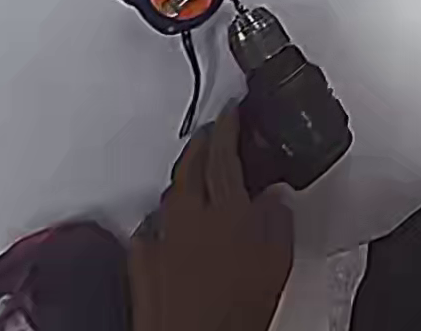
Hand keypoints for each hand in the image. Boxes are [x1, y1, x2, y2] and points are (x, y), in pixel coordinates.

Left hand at [129, 106, 292, 330]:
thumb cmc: (237, 313)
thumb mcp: (278, 260)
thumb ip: (278, 218)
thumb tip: (275, 198)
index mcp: (226, 210)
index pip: (224, 153)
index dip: (227, 126)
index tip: (231, 111)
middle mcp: (191, 219)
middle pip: (192, 165)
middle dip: (203, 141)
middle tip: (213, 130)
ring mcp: (163, 242)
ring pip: (170, 192)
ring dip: (183, 174)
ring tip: (194, 168)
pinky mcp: (142, 268)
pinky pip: (147, 228)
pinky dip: (158, 217)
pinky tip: (163, 219)